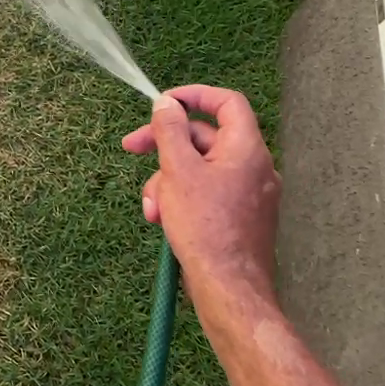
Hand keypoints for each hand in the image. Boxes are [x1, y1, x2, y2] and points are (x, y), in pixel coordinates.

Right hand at [121, 85, 280, 299]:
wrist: (228, 290)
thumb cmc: (204, 226)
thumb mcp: (177, 170)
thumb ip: (170, 130)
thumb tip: (166, 103)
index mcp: (246, 150)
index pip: (227, 102)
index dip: (194, 95)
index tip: (162, 104)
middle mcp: (253, 167)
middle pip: (203, 136)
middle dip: (163, 142)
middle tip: (131, 146)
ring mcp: (246, 193)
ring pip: (197, 166)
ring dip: (166, 178)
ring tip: (151, 206)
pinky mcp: (237, 215)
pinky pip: (204, 191)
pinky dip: (180, 197)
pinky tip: (161, 218)